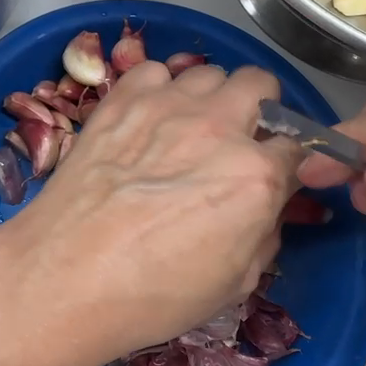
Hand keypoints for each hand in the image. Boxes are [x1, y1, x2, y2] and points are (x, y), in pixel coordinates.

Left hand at [0, 60, 297, 358]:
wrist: (68, 273)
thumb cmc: (154, 293)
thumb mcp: (236, 282)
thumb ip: (264, 231)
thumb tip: (265, 208)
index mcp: (257, 175)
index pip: (297, 146)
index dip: (288, 160)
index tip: (274, 171)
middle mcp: (218, 127)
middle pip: (259, 85)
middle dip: (257, 107)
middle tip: (237, 136)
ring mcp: (165, 105)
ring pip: (207, 73)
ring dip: (207, 97)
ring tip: (187, 128)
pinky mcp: (121, 98)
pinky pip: (152, 72)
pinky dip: (157, 89)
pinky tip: (146, 119)